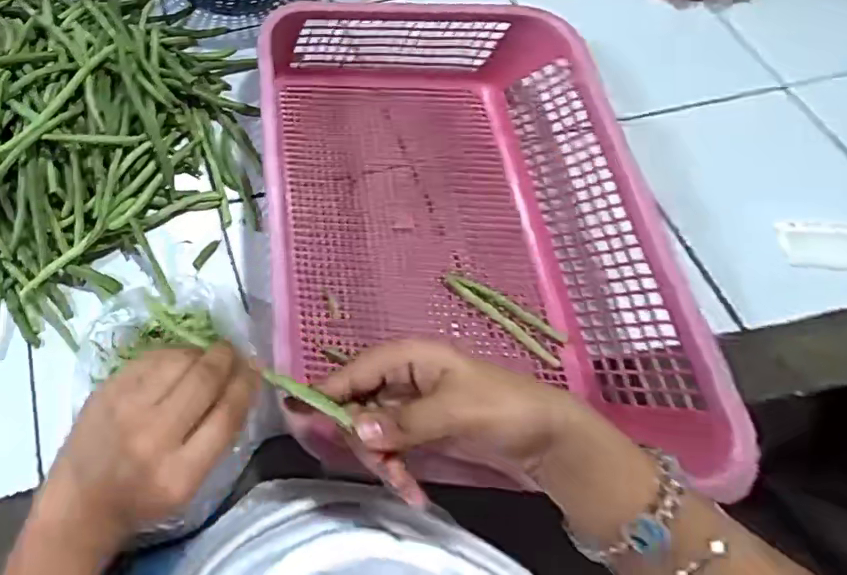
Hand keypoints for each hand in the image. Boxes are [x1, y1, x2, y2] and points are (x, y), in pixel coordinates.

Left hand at [14, 344, 259, 571]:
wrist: (81, 500)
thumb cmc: (141, 497)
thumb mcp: (187, 485)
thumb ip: (214, 438)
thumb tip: (240, 382)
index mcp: (179, 475)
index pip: (225, 416)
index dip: (246, 386)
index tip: (256, 370)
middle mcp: (153, 437)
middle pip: (204, 380)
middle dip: (227, 358)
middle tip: (236, 352)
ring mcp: (127, 406)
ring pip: (179, 360)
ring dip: (202, 353)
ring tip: (209, 356)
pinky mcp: (110, 386)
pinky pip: (153, 355)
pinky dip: (174, 353)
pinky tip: (181, 358)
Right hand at [313, 339, 588, 505]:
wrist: (550, 439)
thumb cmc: (502, 408)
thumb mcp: (454, 412)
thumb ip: (404, 421)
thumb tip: (354, 427)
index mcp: (408, 356)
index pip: (356, 370)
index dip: (327, 389)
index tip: (296, 410)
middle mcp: (402, 376)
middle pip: (358, 402)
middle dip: (362, 437)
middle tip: (379, 467)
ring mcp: (410, 404)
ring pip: (371, 429)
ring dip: (381, 459)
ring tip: (404, 487)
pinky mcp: (420, 430)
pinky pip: (391, 447)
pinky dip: (396, 469)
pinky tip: (412, 491)